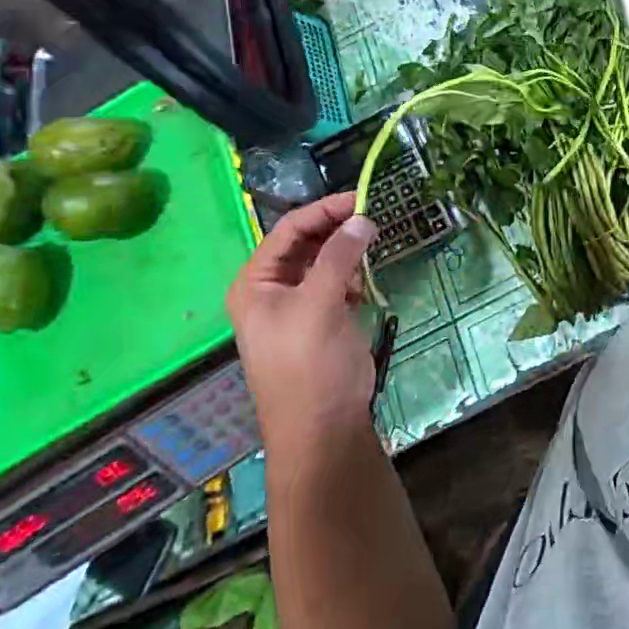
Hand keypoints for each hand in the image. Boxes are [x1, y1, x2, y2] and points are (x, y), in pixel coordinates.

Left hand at [226, 192, 377, 452]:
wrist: (323, 429)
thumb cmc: (310, 365)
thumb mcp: (320, 305)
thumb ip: (339, 257)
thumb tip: (362, 218)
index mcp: (255, 284)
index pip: (288, 231)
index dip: (324, 211)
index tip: (362, 198)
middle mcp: (272, 290)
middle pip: (305, 244)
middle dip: (337, 230)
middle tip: (373, 217)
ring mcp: (298, 306)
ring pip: (324, 263)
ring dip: (347, 252)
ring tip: (373, 244)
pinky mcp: (322, 321)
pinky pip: (336, 284)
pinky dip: (352, 276)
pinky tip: (366, 280)